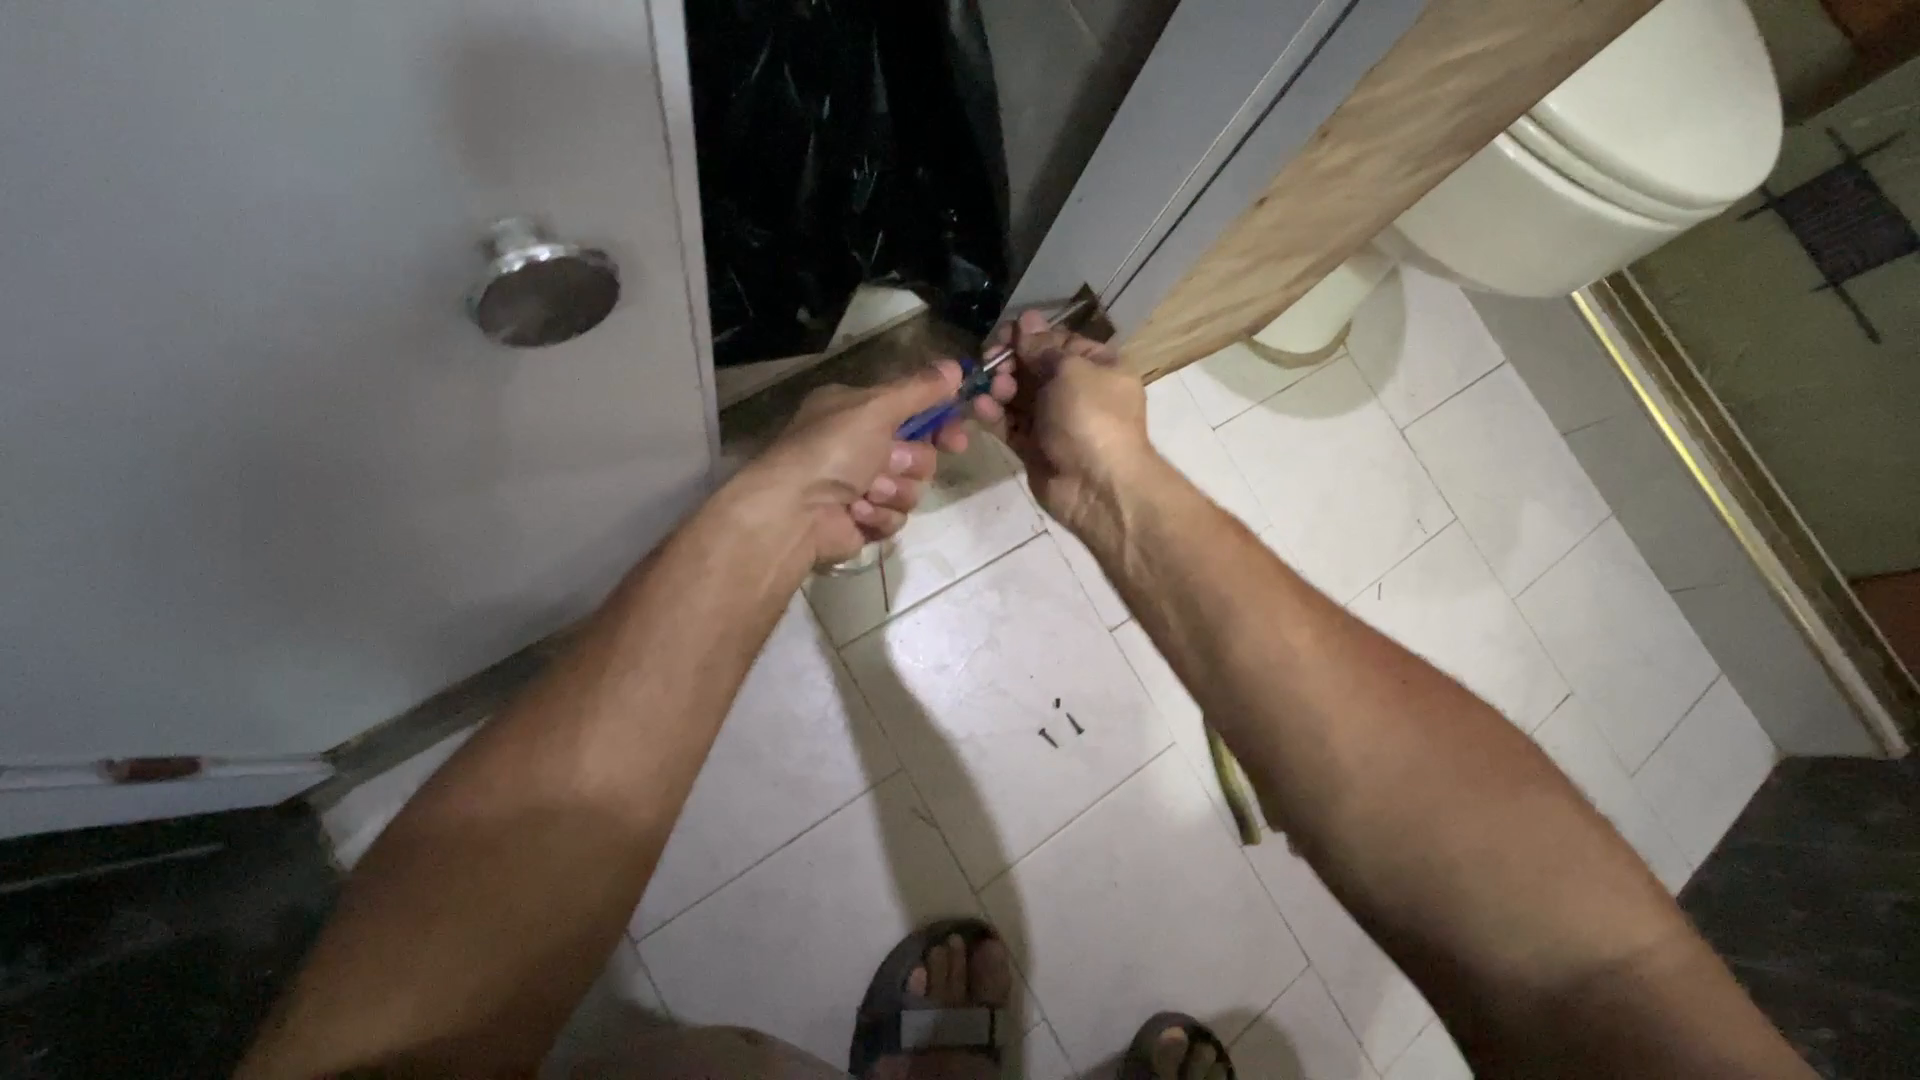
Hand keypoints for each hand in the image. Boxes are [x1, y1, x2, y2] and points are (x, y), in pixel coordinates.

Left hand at [738, 360, 1015, 567]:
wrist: (795, 512)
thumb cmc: (832, 450)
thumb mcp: (877, 407)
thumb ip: (919, 389)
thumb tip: (955, 367)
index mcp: (856, 410)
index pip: (914, 411)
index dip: (939, 424)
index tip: (956, 437)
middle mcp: (859, 445)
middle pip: (919, 454)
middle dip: (909, 462)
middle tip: (891, 462)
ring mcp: (862, 485)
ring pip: (911, 489)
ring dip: (892, 490)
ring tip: (864, 491)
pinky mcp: (864, 520)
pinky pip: (895, 518)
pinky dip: (878, 515)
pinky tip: (856, 512)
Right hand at [987, 310, 1154, 538]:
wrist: (1098, 487)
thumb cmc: (1092, 418)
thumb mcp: (1072, 370)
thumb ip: (1043, 347)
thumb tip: (1026, 319)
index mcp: (1098, 367)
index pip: (1059, 342)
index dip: (1030, 336)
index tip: (1003, 335)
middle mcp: (1077, 393)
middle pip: (1034, 368)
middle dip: (1009, 362)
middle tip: (990, 362)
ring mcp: (1055, 422)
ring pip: (1018, 396)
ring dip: (999, 388)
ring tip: (990, 389)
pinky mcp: (1034, 448)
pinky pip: (1010, 424)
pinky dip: (994, 414)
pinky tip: (979, 406)